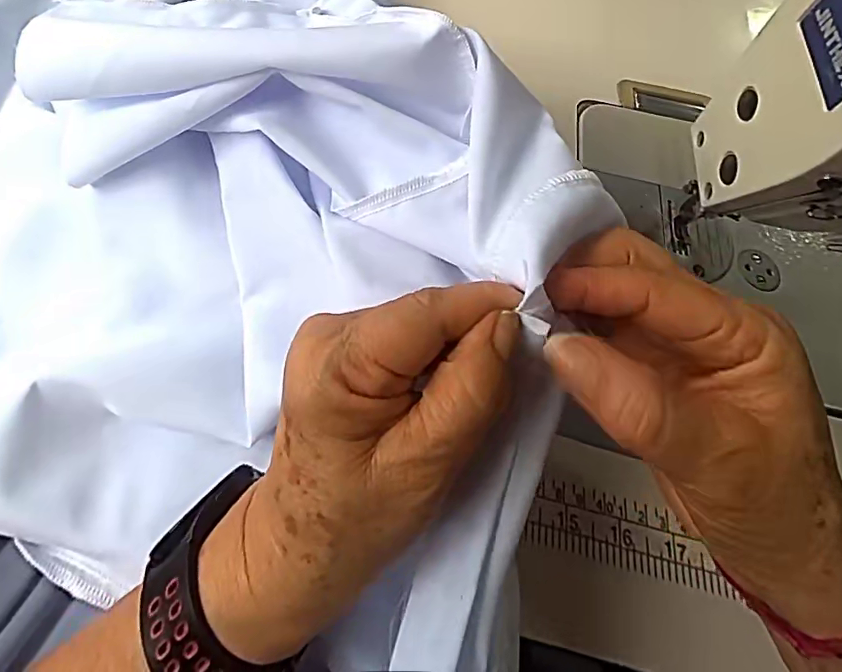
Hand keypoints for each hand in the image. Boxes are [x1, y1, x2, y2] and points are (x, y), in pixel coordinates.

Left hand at [199, 283, 522, 661]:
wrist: (302, 535)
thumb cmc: (359, 517)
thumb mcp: (426, 465)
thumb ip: (469, 391)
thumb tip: (505, 324)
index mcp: (336, 359)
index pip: (423, 310)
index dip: (484, 306)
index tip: (539, 316)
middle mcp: (326, 330)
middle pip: (418, 312)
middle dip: (472, 330)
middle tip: (517, 366)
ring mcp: (325, 333)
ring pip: (412, 321)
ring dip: (451, 345)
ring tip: (476, 388)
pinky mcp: (334, 344)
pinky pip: (398, 333)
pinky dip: (429, 354)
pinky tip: (439, 389)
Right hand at [542, 228, 841, 637]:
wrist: (780, 555)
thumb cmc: (775, 512)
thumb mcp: (711, 461)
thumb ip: (636, 405)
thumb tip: (562, 349)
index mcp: (743, 332)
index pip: (656, 287)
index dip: (595, 283)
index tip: (542, 291)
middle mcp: (703, 321)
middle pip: (630, 262)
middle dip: (575, 268)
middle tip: (528, 290)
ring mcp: (667, 337)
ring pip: (605, 283)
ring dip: (564, 289)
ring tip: (525, 307)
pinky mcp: (638, 356)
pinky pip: (592, 318)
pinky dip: (562, 316)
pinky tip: (539, 329)